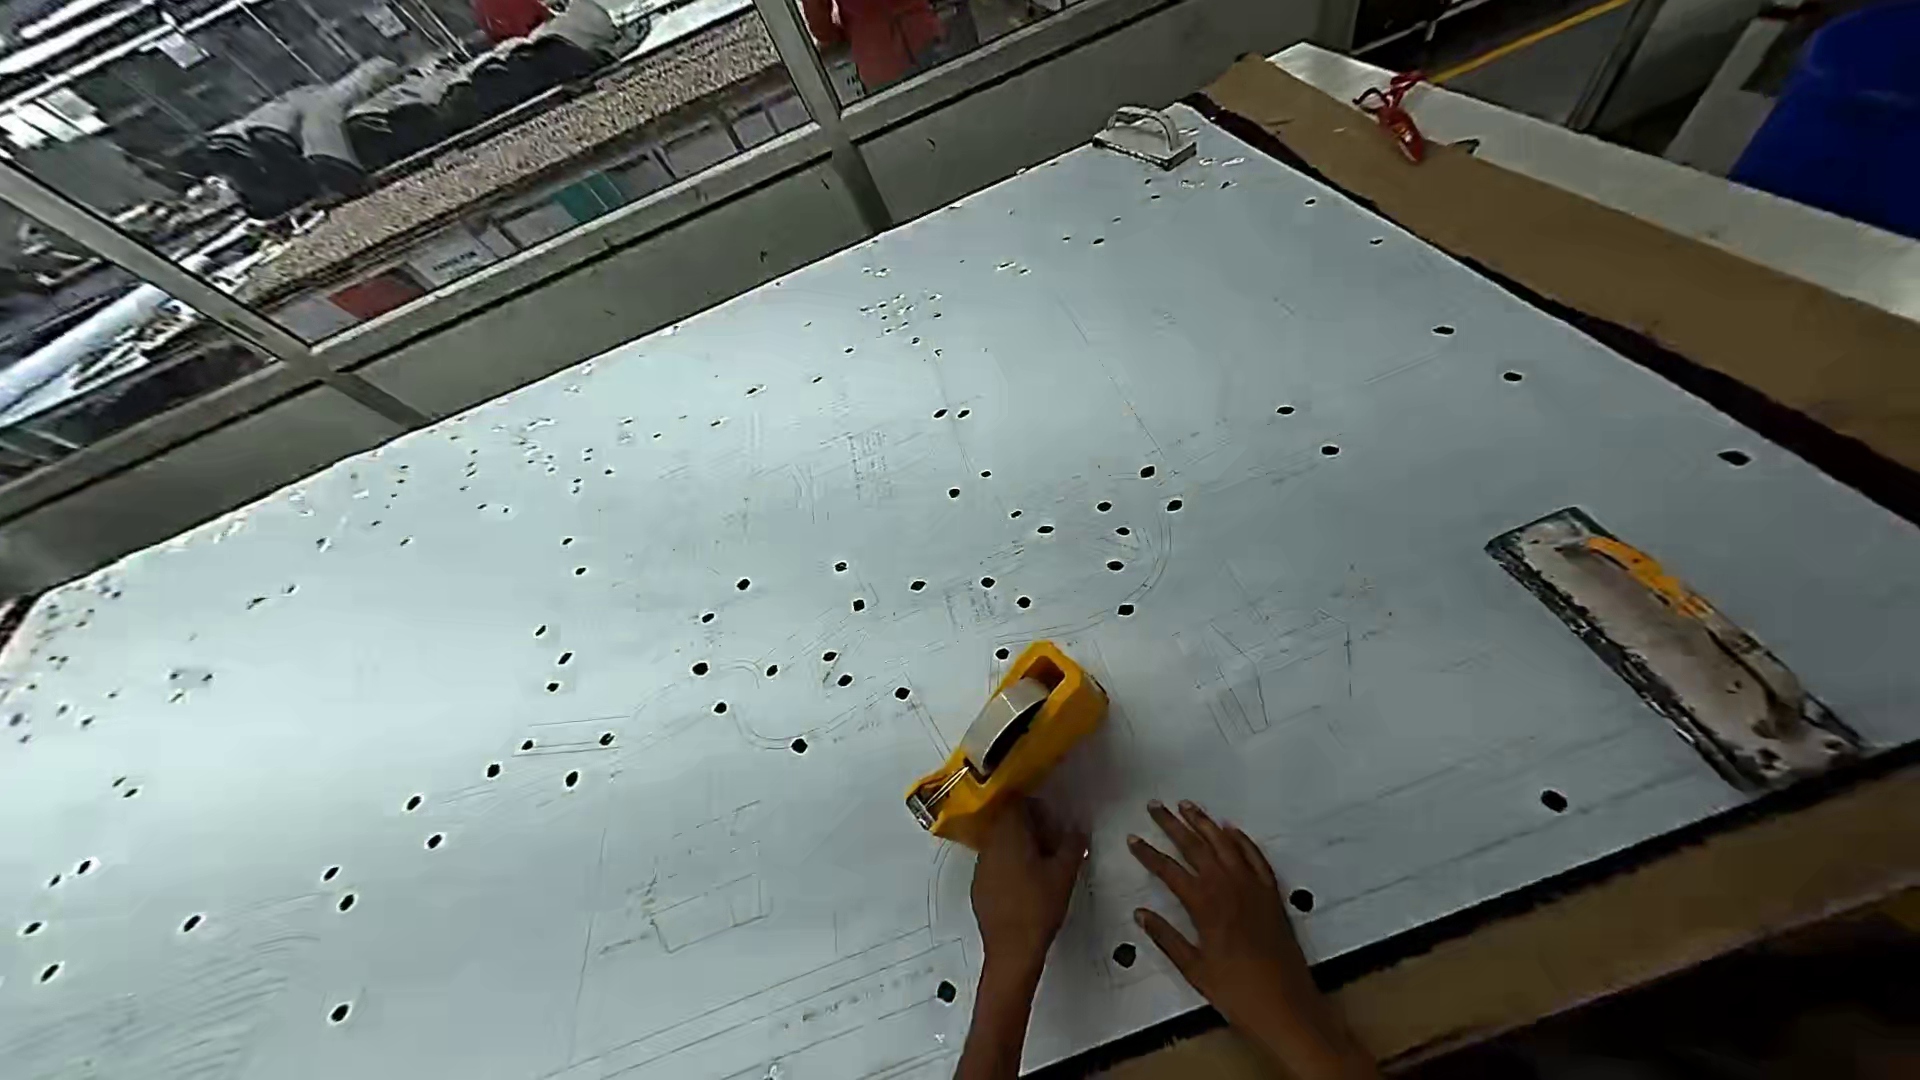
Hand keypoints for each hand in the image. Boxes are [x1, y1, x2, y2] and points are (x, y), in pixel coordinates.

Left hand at [970, 797, 1087, 972]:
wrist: (1012, 950)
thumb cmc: (1039, 907)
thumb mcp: (1064, 874)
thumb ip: (1073, 845)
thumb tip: (1079, 828)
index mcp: (1009, 834)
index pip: (1016, 802)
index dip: (1035, 807)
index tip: (1051, 823)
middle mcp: (990, 843)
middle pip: (1007, 821)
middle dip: (1030, 827)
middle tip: (1051, 845)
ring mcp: (981, 865)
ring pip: (1000, 842)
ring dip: (1019, 846)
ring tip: (1040, 866)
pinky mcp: (978, 885)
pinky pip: (994, 862)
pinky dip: (1008, 864)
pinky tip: (1024, 884)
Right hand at [1130, 800, 1376, 1079]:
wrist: (1289, 1010)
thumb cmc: (1238, 992)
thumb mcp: (1194, 969)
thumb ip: (1166, 937)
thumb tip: (1140, 913)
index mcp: (1204, 903)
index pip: (1167, 869)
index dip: (1147, 853)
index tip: (1132, 838)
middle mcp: (1226, 885)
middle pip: (1193, 845)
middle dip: (1171, 824)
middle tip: (1155, 806)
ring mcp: (1251, 885)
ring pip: (1223, 843)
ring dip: (1203, 822)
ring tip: (1187, 806)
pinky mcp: (1271, 892)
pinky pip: (1254, 856)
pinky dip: (1241, 839)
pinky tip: (1230, 829)